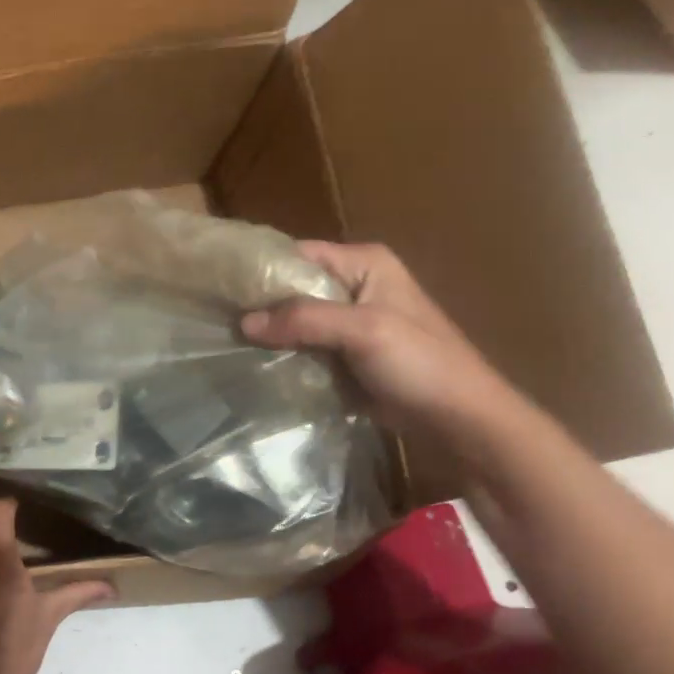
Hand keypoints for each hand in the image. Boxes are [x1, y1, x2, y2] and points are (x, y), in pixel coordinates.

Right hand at [241, 241, 519, 439]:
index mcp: (365, 264)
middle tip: (215, 321)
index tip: (218, 287)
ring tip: (224, 345)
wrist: (458, 418)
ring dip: (267, 336)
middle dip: (258, 306)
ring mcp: (348, 324)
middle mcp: (353, 286)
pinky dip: (281, 358)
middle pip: (292, 289)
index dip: (259, 269)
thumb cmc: (421, 364)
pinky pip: (302, 350)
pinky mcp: (343, 357)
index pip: (298, 254)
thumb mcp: (365, 331)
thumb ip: (305, 320)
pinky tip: (252, 367)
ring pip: (294, 322)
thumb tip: (244, 321)